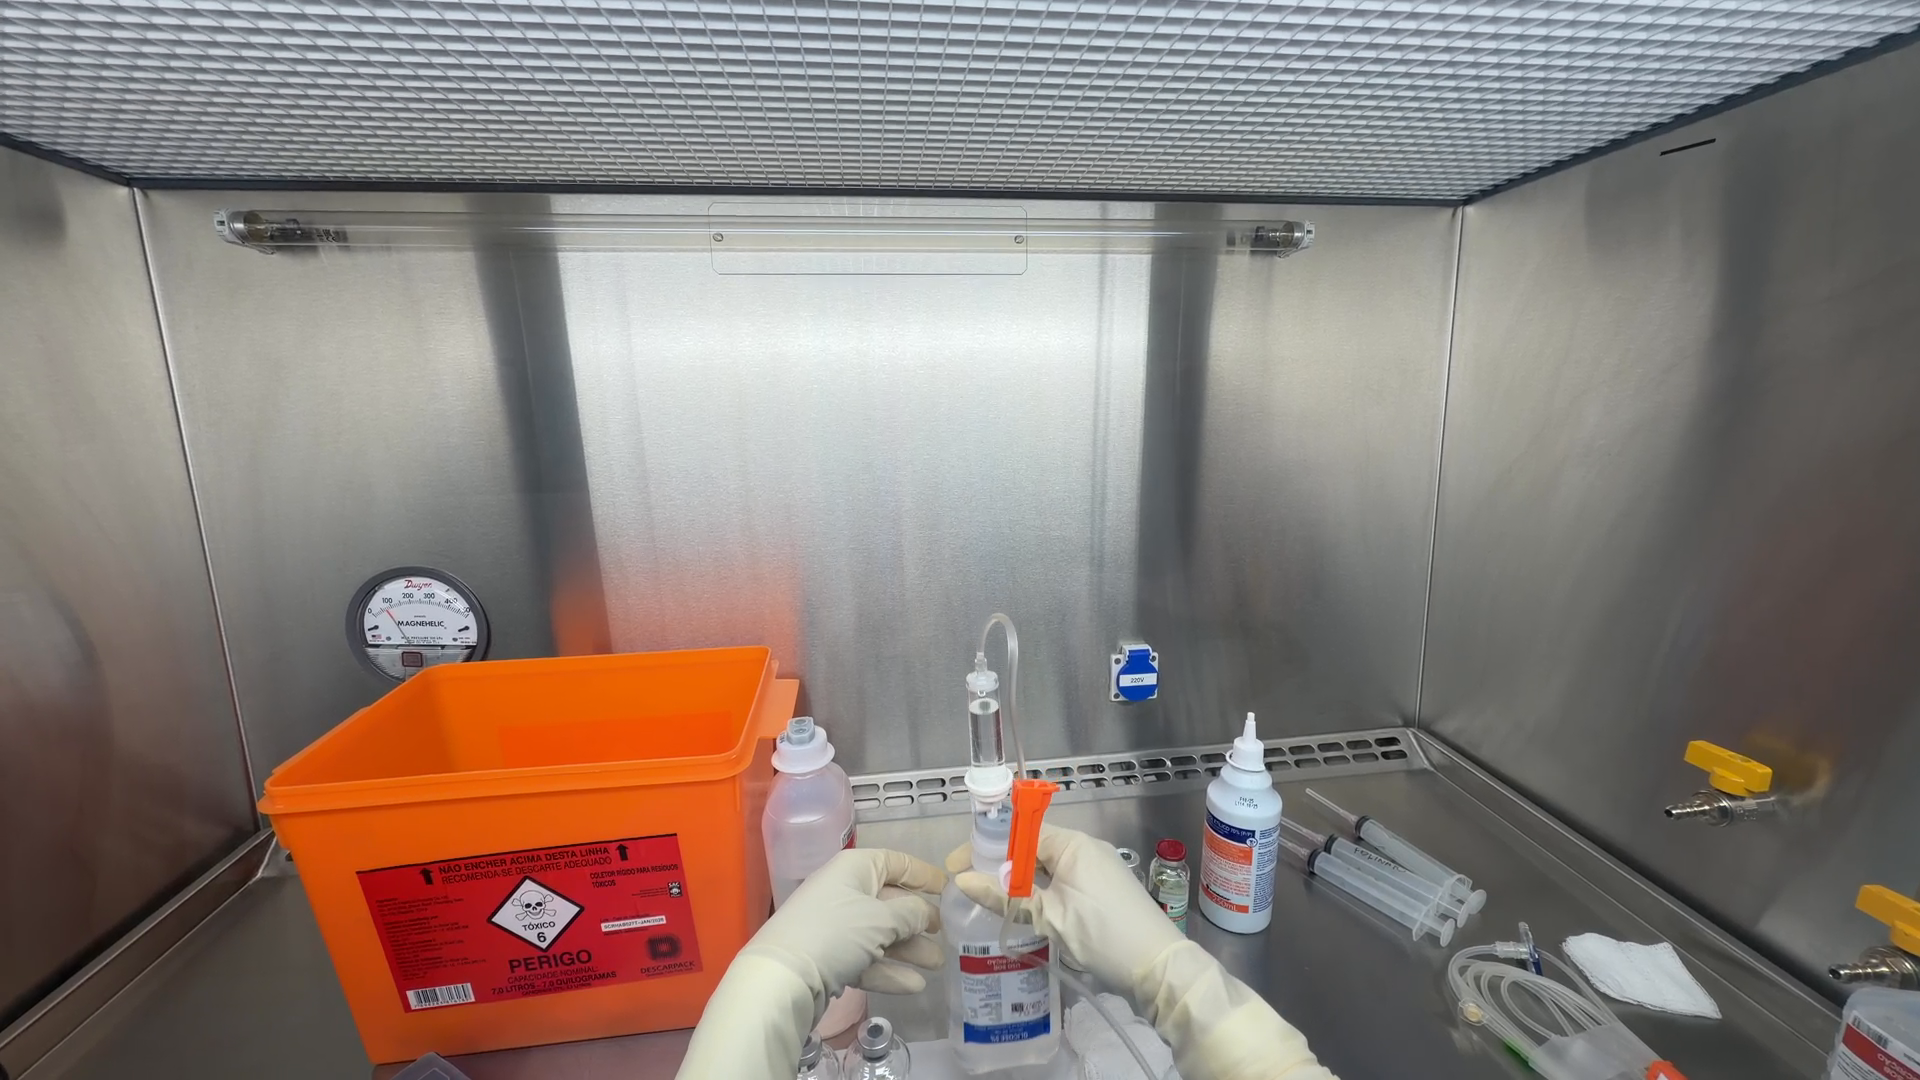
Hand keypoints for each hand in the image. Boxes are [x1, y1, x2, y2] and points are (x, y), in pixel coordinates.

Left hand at [753, 847, 946, 998]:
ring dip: (909, 949)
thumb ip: (910, 914)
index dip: (923, 874)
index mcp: (856, 868)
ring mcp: (836, 926)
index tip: (947, 888)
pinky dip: (889, 970)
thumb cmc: (836, 932)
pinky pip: (867, 959)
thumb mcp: (881, 919)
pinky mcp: (830, 959)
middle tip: (945, 934)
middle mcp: (846, 891)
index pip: (896, 862)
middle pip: (890, 901)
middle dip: (919, 920)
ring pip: (881, 933)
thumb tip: (922, 913)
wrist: (782, 979)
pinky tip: (914, 985)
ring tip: (937, 965)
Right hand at [946, 825, 1185, 992]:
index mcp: (1072, 843)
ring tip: (991, 899)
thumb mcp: (1049, 919)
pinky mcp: (1105, 888)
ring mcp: (1098, 867)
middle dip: (1001, 863)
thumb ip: (1005, 898)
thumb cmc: (1103, 936)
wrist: (1161, 969)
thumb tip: (963, 880)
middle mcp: (1085, 846)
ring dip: (1021, 880)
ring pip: (1048, 865)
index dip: (987, 846)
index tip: (958, 864)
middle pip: (1033, 847)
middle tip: (970, 884)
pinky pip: (1064, 879)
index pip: (1020, 832)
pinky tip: (1027, 909)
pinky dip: (1042, 890)